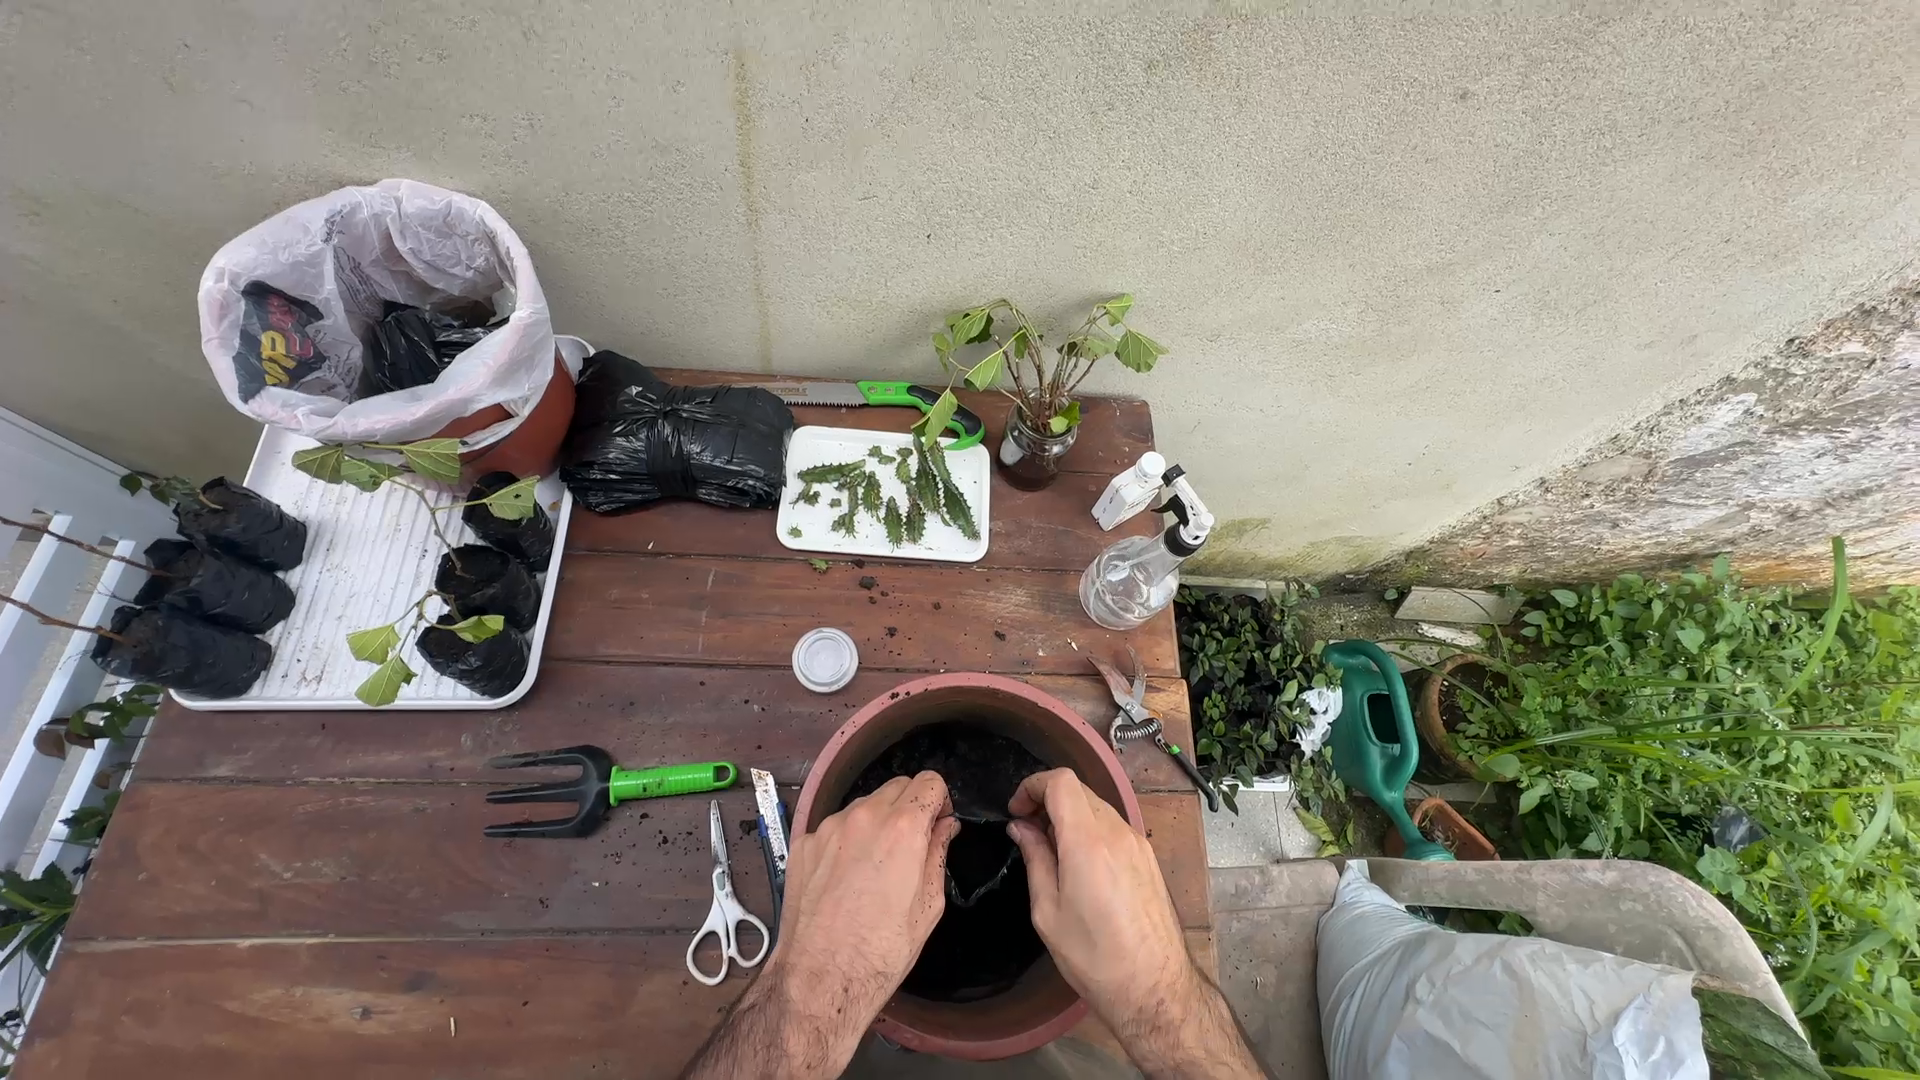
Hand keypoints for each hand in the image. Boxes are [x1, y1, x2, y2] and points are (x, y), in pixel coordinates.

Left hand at [683, 772, 960, 1079]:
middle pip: (897, 785)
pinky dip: (846, 840)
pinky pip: (834, 827)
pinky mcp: (804, 843)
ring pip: (864, 804)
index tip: (937, 825)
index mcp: (903, 827)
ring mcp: (829, 827)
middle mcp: (864, 815)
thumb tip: (944, 825)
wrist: (819, 980)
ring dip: (877, 820)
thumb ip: (938, 853)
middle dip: (910, 805)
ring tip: (874, 864)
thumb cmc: (883, 950)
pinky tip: (843, 878)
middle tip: (910, 844)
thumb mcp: (928, 906)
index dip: (939, 801)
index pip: (930, 781)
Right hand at [1007, 769, 1264, 1077]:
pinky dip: (1091, 829)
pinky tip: (1081, 863)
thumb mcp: (1048, 911)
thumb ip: (1035, 859)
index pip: (1061, 782)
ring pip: (1097, 806)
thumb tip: (1021, 827)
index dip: (1033, 786)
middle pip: (1078, 789)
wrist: (1154, 989)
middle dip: (1048, 800)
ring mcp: (1138, 843)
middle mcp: (1117, 832)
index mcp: (1088, 841)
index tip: (1016, 811)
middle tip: (1028, 831)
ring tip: (1052, 850)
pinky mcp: (1149, 858)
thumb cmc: (1093, 956)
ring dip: (1070, 814)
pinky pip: (1114, 826)